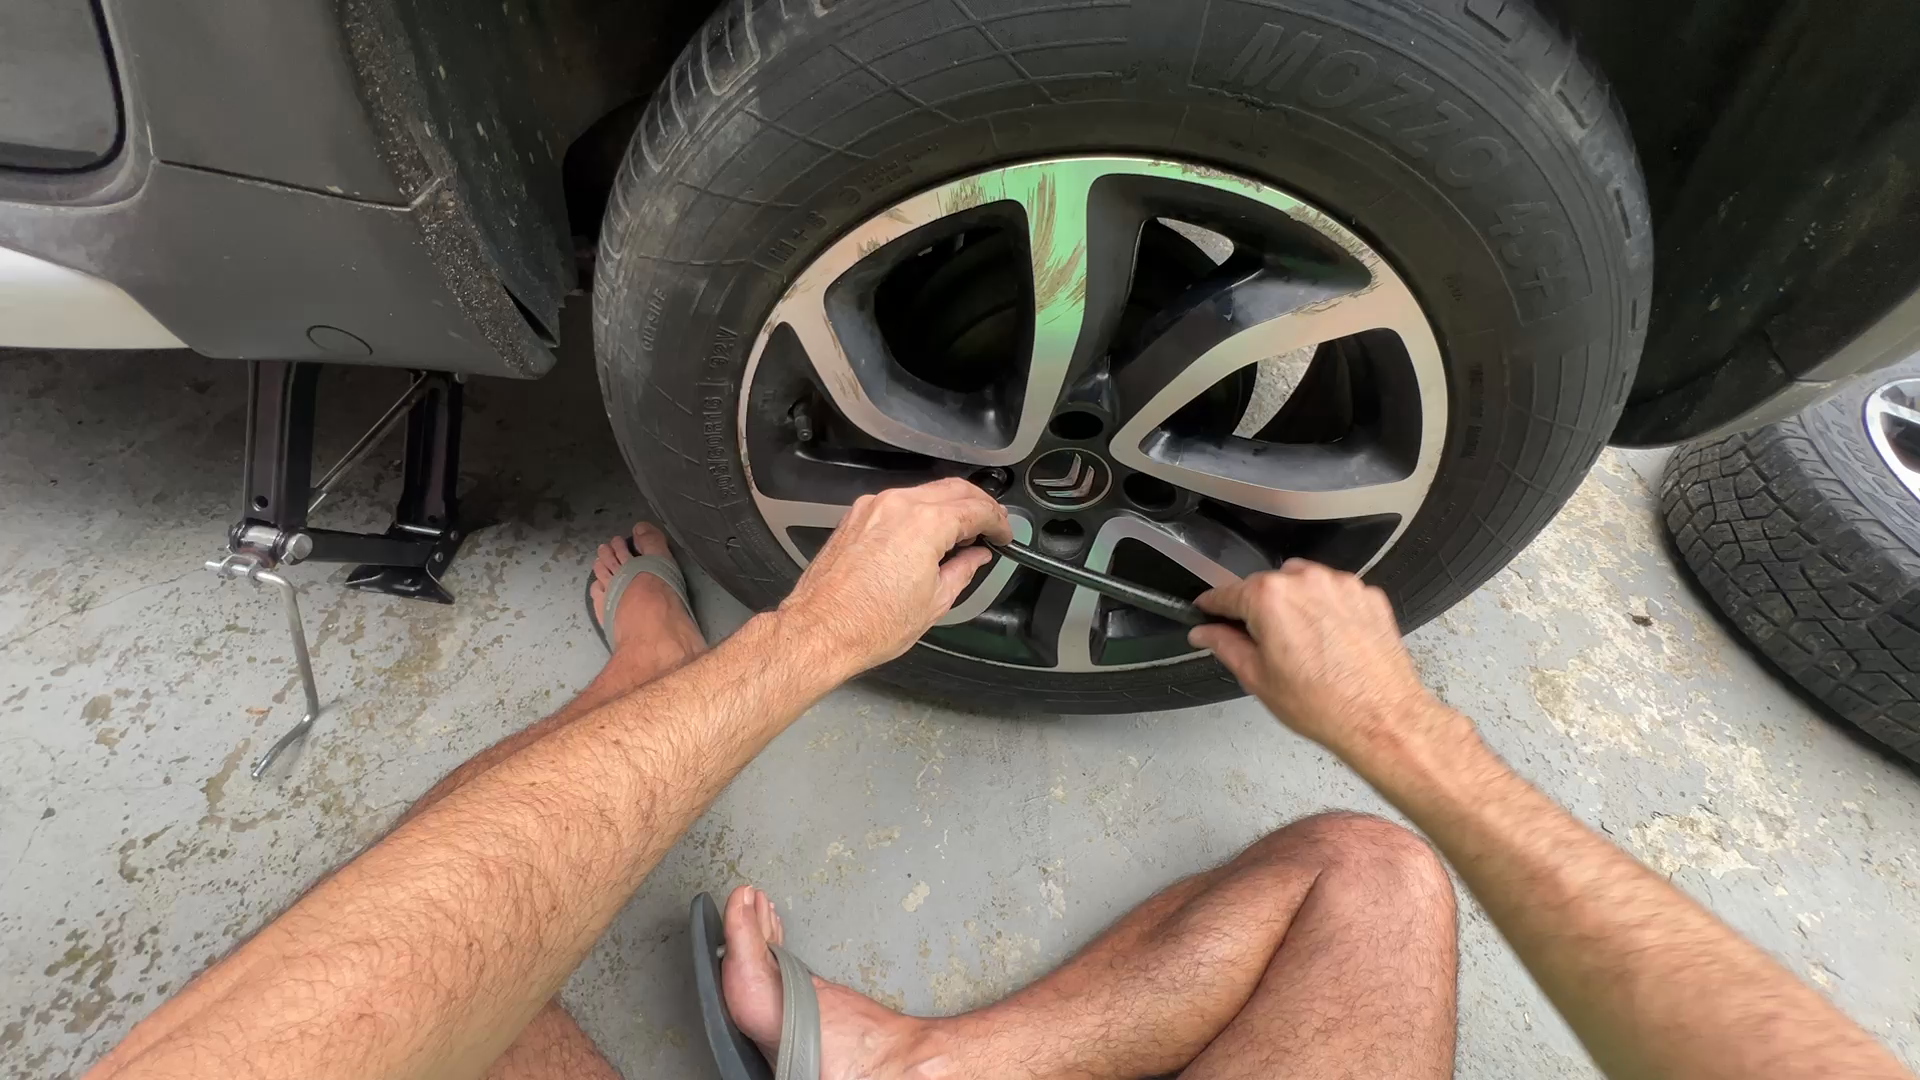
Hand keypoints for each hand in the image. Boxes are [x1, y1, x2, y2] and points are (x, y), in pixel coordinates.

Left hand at [780, 478, 1012, 671]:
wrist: (820, 631)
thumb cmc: (871, 624)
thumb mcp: (935, 601)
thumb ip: (963, 570)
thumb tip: (976, 556)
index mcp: (924, 523)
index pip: (976, 509)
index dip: (999, 521)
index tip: (1005, 534)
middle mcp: (898, 504)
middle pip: (953, 489)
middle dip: (979, 504)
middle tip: (992, 525)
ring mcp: (873, 507)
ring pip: (925, 492)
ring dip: (949, 506)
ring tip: (962, 532)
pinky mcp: (856, 516)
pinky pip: (898, 502)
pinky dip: (920, 511)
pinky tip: (928, 533)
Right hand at [1190, 560, 1477, 769]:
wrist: (1384, 720)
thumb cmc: (1322, 704)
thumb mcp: (1256, 677)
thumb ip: (1224, 645)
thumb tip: (1204, 632)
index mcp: (1269, 597)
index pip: (1227, 593)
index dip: (1212, 605)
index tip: (1206, 611)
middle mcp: (1304, 580)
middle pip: (1264, 585)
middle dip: (1256, 609)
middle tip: (1259, 643)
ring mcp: (1340, 585)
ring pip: (1299, 583)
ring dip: (1291, 603)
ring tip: (1298, 642)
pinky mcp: (1368, 596)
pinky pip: (1332, 592)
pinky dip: (1323, 608)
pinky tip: (1327, 640)